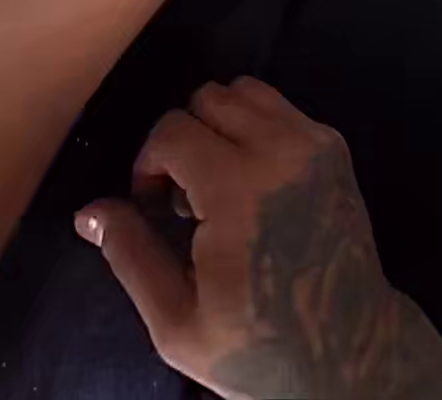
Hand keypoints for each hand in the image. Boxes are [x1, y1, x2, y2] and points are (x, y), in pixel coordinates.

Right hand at [74, 78, 441, 399]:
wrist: (353, 354)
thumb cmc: (260, 346)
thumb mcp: (178, 322)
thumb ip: (131, 254)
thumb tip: (88, 210)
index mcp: (237, 189)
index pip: (172, 130)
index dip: (148, 161)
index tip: (154, 203)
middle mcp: (278, 148)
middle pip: (207, 96)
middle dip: (182, 135)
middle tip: (187, 190)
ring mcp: (312, 140)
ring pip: (245, 88)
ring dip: (219, 120)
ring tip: (220, 174)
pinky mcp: (333, 143)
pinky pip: (278, 104)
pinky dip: (254, 121)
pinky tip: (254, 171)